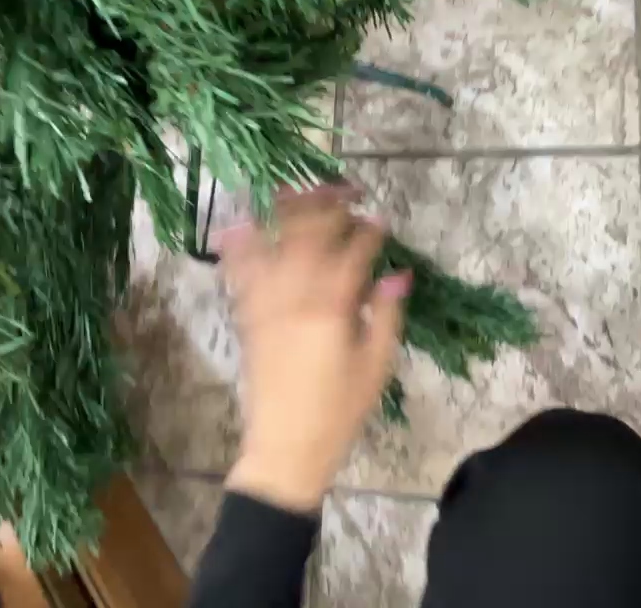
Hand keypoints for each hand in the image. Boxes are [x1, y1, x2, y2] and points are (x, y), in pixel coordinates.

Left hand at [220, 186, 409, 511]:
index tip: (380, 219)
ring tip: (300, 190)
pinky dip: (240, 244)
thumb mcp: (376, 365)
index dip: (369, 230)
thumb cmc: (340, 411)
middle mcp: (296, 295)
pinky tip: (242, 222)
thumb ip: (387, 314)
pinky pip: (241, 271)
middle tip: (347, 192)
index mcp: (332, 308)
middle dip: (330, 203)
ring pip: (274, 241)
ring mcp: (267, 303)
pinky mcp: (248, 315)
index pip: (354, 251)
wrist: (285, 448)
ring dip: (288, 211)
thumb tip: (400, 273)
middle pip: (311, 232)